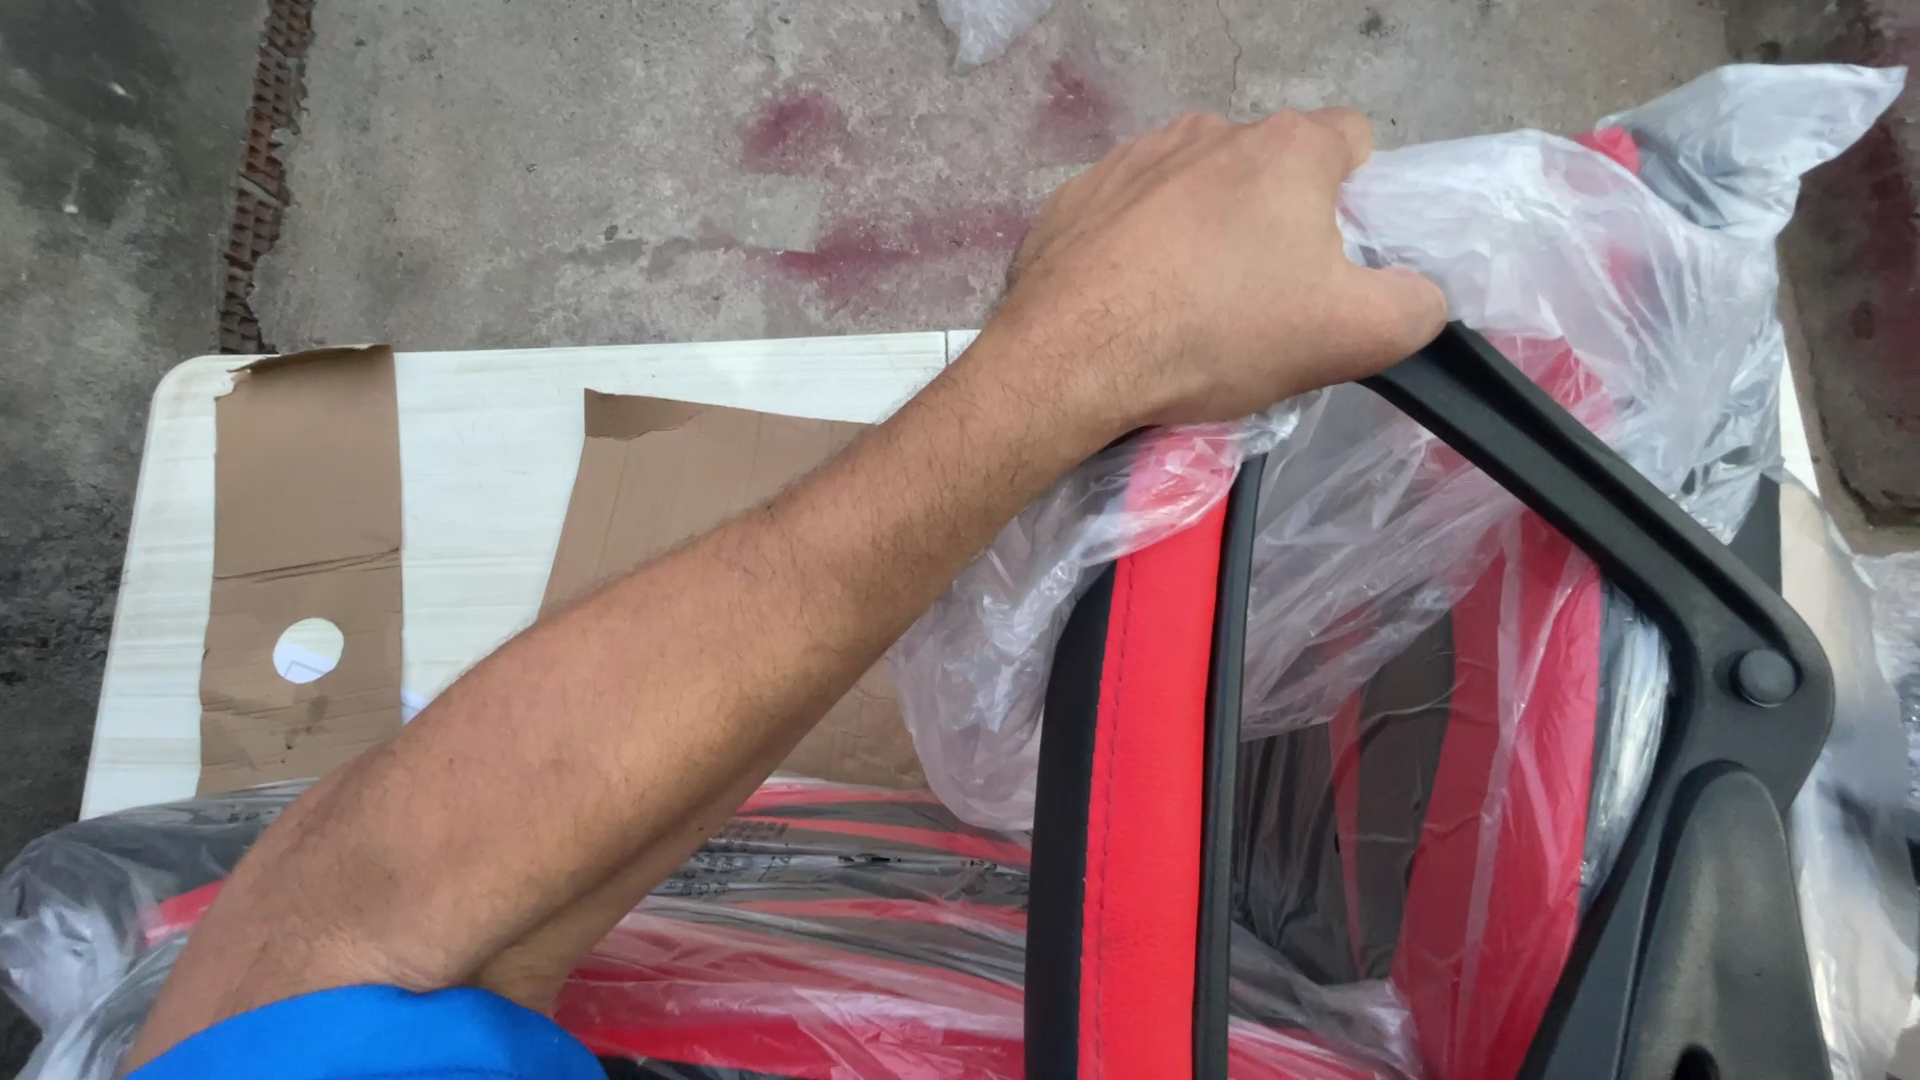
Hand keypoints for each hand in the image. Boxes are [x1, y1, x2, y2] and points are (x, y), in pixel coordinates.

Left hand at [988, 108, 1445, 430]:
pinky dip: (1128, 253)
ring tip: (1174, 311)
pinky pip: (1118, 220)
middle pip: (1262, 176)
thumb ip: (1412, 307)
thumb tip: (1416, 296)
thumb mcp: (1348, 337)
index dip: (1352, 207)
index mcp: (1285, 148)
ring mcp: (1126, 162)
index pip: (1352, 145)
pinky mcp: (1069, 202)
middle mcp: (1204, 133)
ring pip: (1187, 195)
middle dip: (1268, 230)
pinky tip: (1118, 303)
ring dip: (1194, 240)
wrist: (1070, 360)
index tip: (1324, 268)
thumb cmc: (1213, 337)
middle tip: (1247, 307)